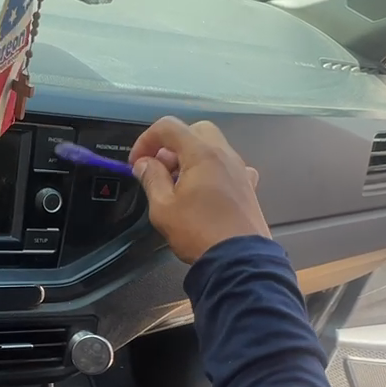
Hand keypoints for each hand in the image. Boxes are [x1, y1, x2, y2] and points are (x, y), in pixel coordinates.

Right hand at [128, 116, 267, 263]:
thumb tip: (144, 163)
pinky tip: (204, 192)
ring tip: (179, 185)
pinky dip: (211, 171)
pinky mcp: (248, 187)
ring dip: (191, 158)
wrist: (237, 258)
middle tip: (160, 169)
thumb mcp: (163, 207)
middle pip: (195, 131)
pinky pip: (228, 167)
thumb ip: (151, 178)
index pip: (169, 127)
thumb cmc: (198, 232)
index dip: (146, 140)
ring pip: (213, 147)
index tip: (137, 162)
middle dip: (172, 145)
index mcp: (201, 154)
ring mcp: (240, 169)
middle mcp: (224, 155)